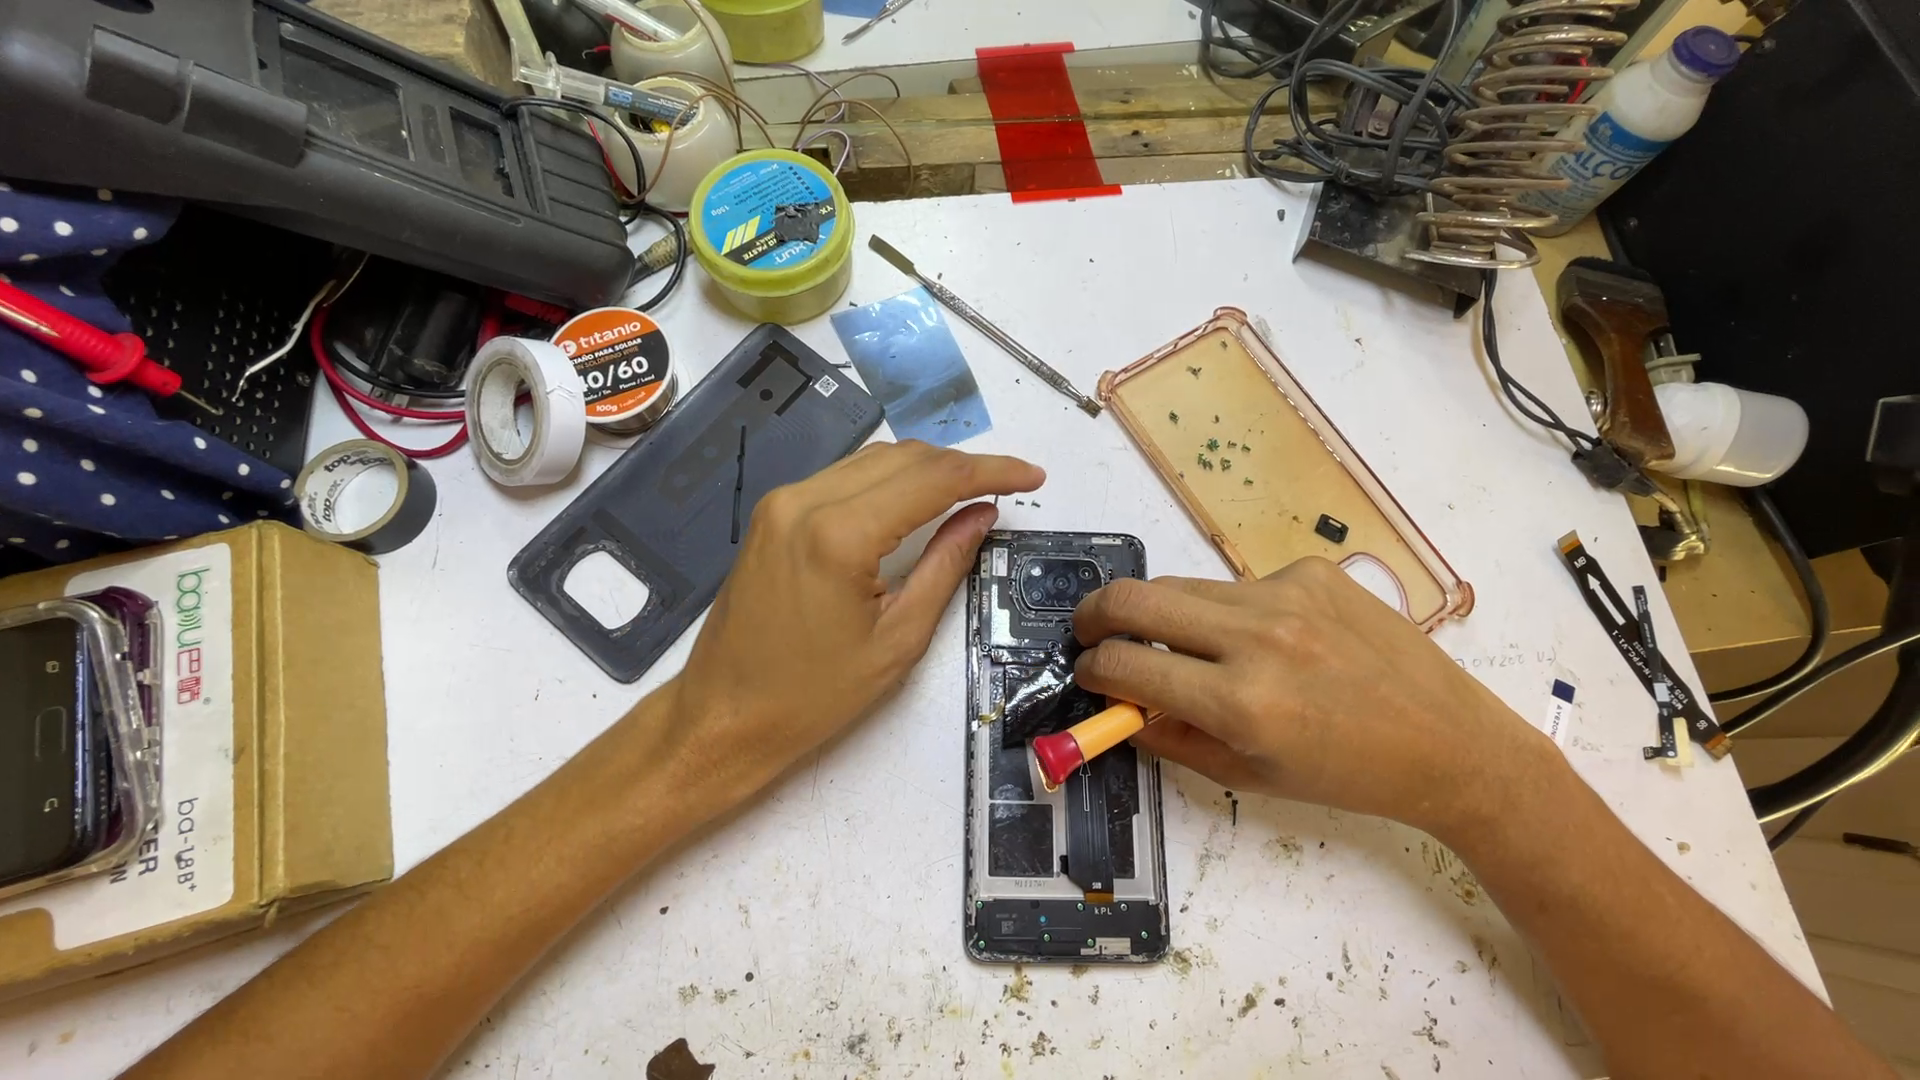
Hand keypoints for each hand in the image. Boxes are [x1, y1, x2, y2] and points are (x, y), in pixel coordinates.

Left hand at [663, 440, 1044, 805]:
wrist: (722, 716)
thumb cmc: (814, 696)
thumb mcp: (898, 639)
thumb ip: (946, 565)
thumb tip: (982, 514)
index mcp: (839, 534)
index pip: (933, 478)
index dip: (991, 471)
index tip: (1033, 476)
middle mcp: (805, 500)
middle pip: (904, 457)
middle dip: (962, 466)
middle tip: (1008, 487)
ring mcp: (782, 502)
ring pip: (873, 460)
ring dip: (926, 468)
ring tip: (970, 493)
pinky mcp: (772, 513)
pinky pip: (844, 477)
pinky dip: (888, 481)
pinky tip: (915, 500)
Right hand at [1071, 557, 1557, 838]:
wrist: (1450, 742)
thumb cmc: (1344, 775)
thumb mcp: (1246, 775)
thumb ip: (1169, 736)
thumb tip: (1117, 703)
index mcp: (1241, 703)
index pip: (1124, 666)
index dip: (1091, 670)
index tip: (1088, 674)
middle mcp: (1258, 637)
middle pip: (1134, 598)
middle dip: (1094, 615)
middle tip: (1091, 631)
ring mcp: (1286, 593)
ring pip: (1181, 587)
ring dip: (1164, 616)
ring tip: (1189, 646)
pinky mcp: (1310, 571)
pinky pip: (1236, 584)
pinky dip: (1228, 611)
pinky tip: (1269, 639)